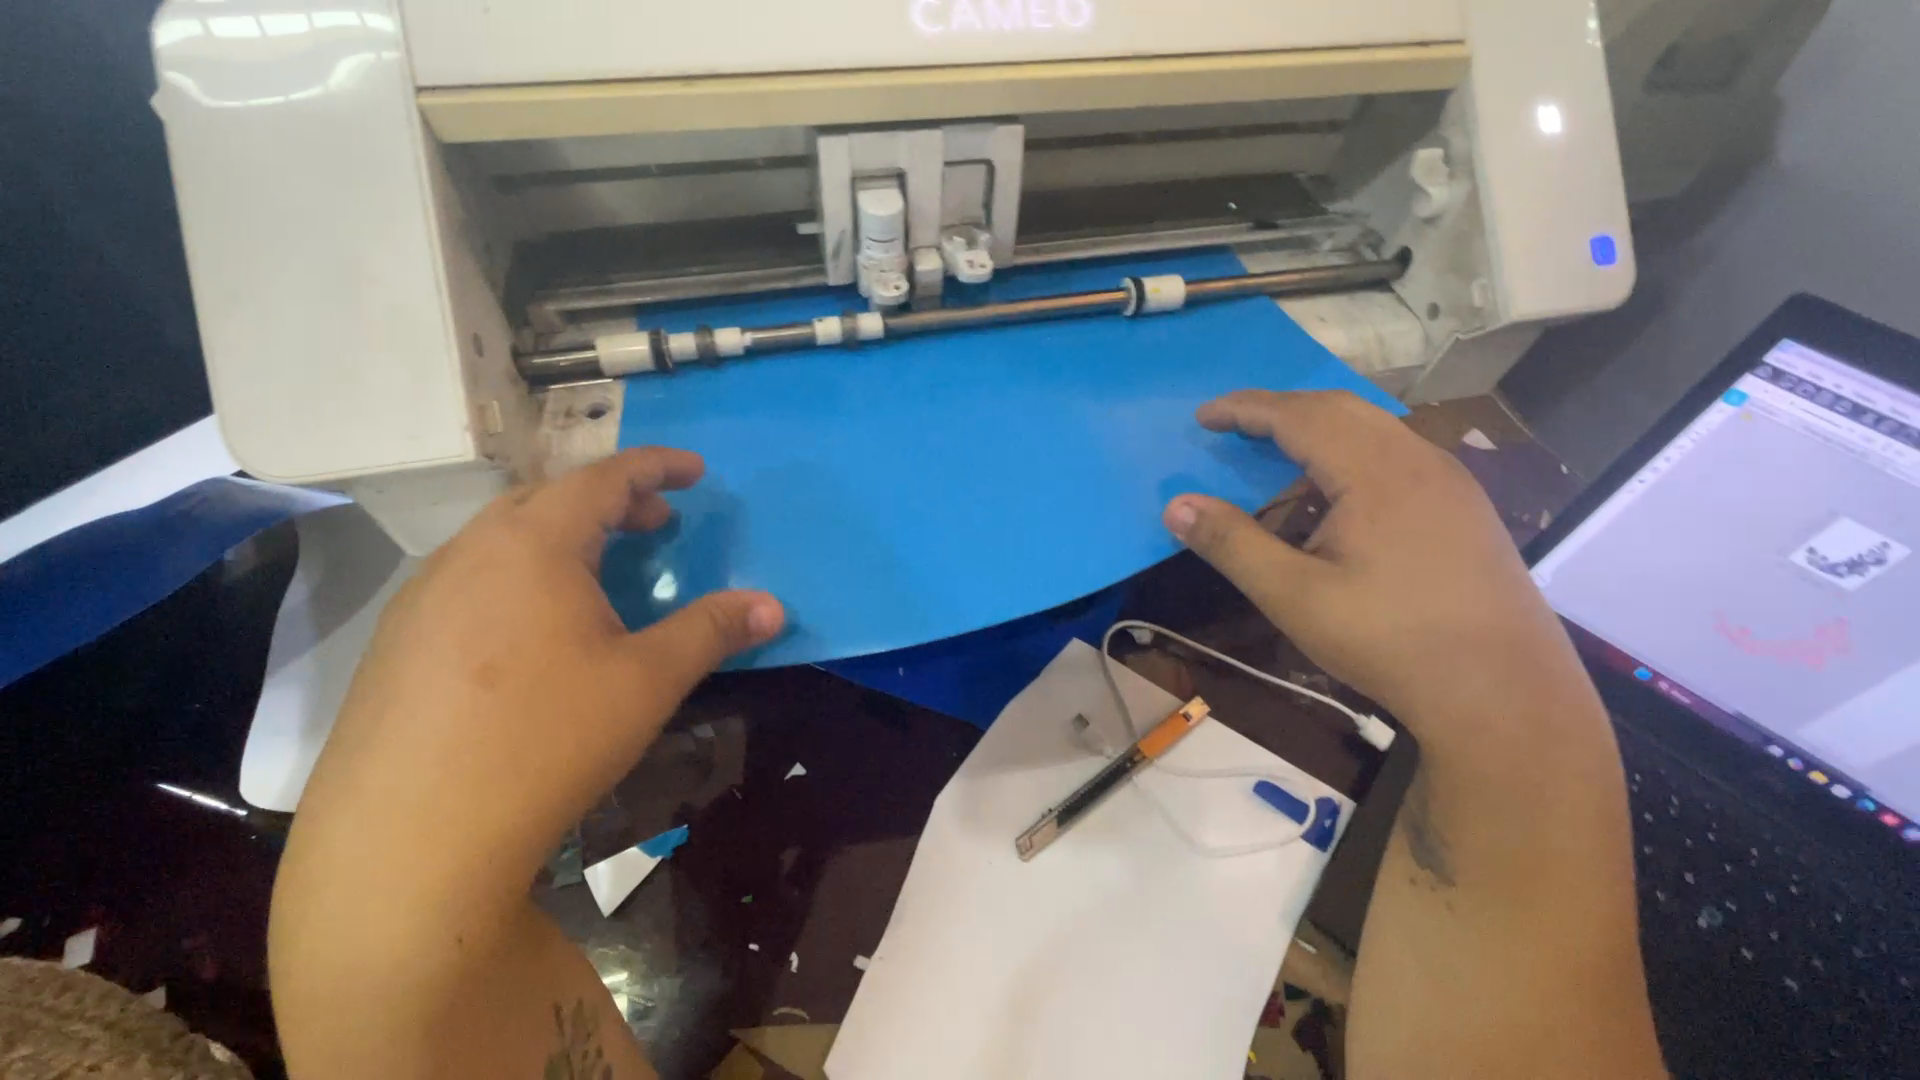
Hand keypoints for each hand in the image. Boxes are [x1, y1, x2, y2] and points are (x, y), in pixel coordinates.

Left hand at [281, 447, 783, 928]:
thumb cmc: (547, 738)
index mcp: (534, 544)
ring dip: (562, 537)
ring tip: (600, 574)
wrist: (410, 835)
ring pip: (502, 538)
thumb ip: (711, 631)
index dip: (655, 467)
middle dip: (612, 501)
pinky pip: (470, 578)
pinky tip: (534, 631)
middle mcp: (470, 552)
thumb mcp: (648, 681)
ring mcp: (423, 596)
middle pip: (549, 498)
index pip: (603, 478)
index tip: (695, 471)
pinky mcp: (398, 641)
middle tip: (657, 526)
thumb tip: (772, 606)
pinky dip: (519, 575)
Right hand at [1162, 390, 1582, 725]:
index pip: (1299, 416)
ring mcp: (1449, 481)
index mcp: (1376, 471)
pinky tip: (1336, 497)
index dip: (1246, 410)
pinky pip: (1396, 455)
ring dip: (1318, 430)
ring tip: (1277, 457)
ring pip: (1374, 429)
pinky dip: (1350, 454)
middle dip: (1280, 410)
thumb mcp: (1295, 596)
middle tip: (1234, 428)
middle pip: (1340, 408)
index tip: (1203, 416)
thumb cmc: (1390, 640)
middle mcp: (1418, 460)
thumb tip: (1175, 506)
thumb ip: (1232, 544)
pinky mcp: (1464, 508)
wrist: (1503, 691)